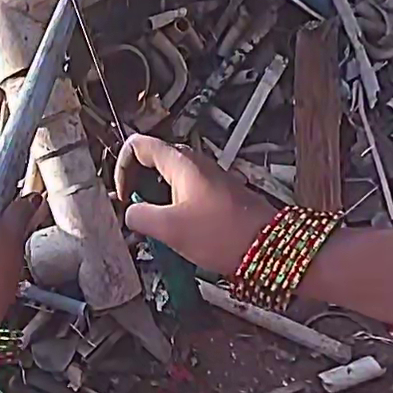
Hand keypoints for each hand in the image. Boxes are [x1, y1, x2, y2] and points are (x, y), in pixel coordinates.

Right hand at [116, 134, 275, 275]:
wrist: (270, 247)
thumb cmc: (223, 233)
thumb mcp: (170, 228)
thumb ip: (140, 216)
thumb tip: (131, 214)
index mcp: (180, 162)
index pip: (137, 145)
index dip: (122, 168)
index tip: (123, 195)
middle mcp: (194, 163)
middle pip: (152, 161)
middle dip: (137, 185)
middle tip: (135, 211)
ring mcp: (207, 178)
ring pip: (168, 179)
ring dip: (155, 199)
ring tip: (156, 226)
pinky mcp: (217, 195)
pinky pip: (184, 194)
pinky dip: (173, 208)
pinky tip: (177, 232)